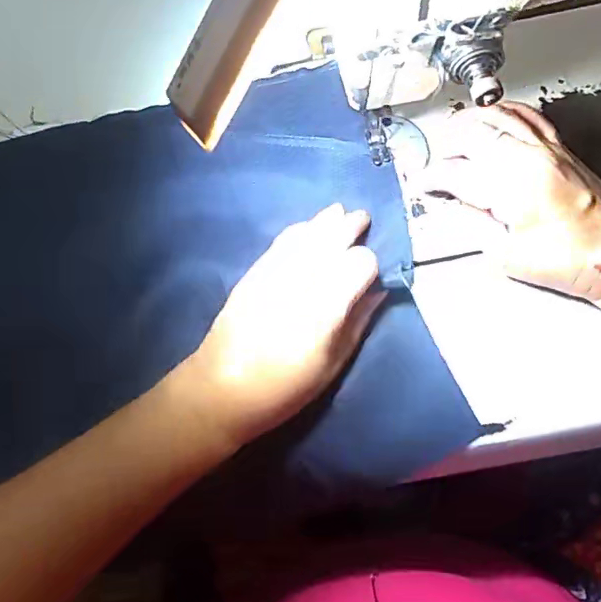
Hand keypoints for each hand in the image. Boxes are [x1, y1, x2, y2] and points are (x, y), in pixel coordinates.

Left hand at [173, 204, 384, 450]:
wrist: (222, 389)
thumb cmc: (285, 388)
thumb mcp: (332, 364)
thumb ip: (358, 322)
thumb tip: (378, 290)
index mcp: (324, 311)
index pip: (358, 264)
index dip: (369, 263)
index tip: (372, 274)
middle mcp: (300, 284)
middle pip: (331, 240)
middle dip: (349, 227)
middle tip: (363, 219)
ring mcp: (273, 274)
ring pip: (305, 235)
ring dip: (325, 222)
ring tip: (340, 212)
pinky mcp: (252, 273)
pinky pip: (281, 241)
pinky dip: (299, 230)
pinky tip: (309, 226)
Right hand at [410, 103, 600, 303]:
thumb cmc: (577, 262)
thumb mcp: (508, 256)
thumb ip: (474, 223)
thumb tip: (451, 204)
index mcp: (514, 185)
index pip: (456, 171)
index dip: (431, 178)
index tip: (421, 185)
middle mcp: (531, 157)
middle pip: (472, 131)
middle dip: (443, 144)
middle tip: (432, 160)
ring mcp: (548, 148)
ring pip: (497, 115)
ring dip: (467, 122)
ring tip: (451, 136)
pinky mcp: (561, 148)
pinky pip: (526, 115)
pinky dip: (501, 112)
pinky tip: (493, 119)